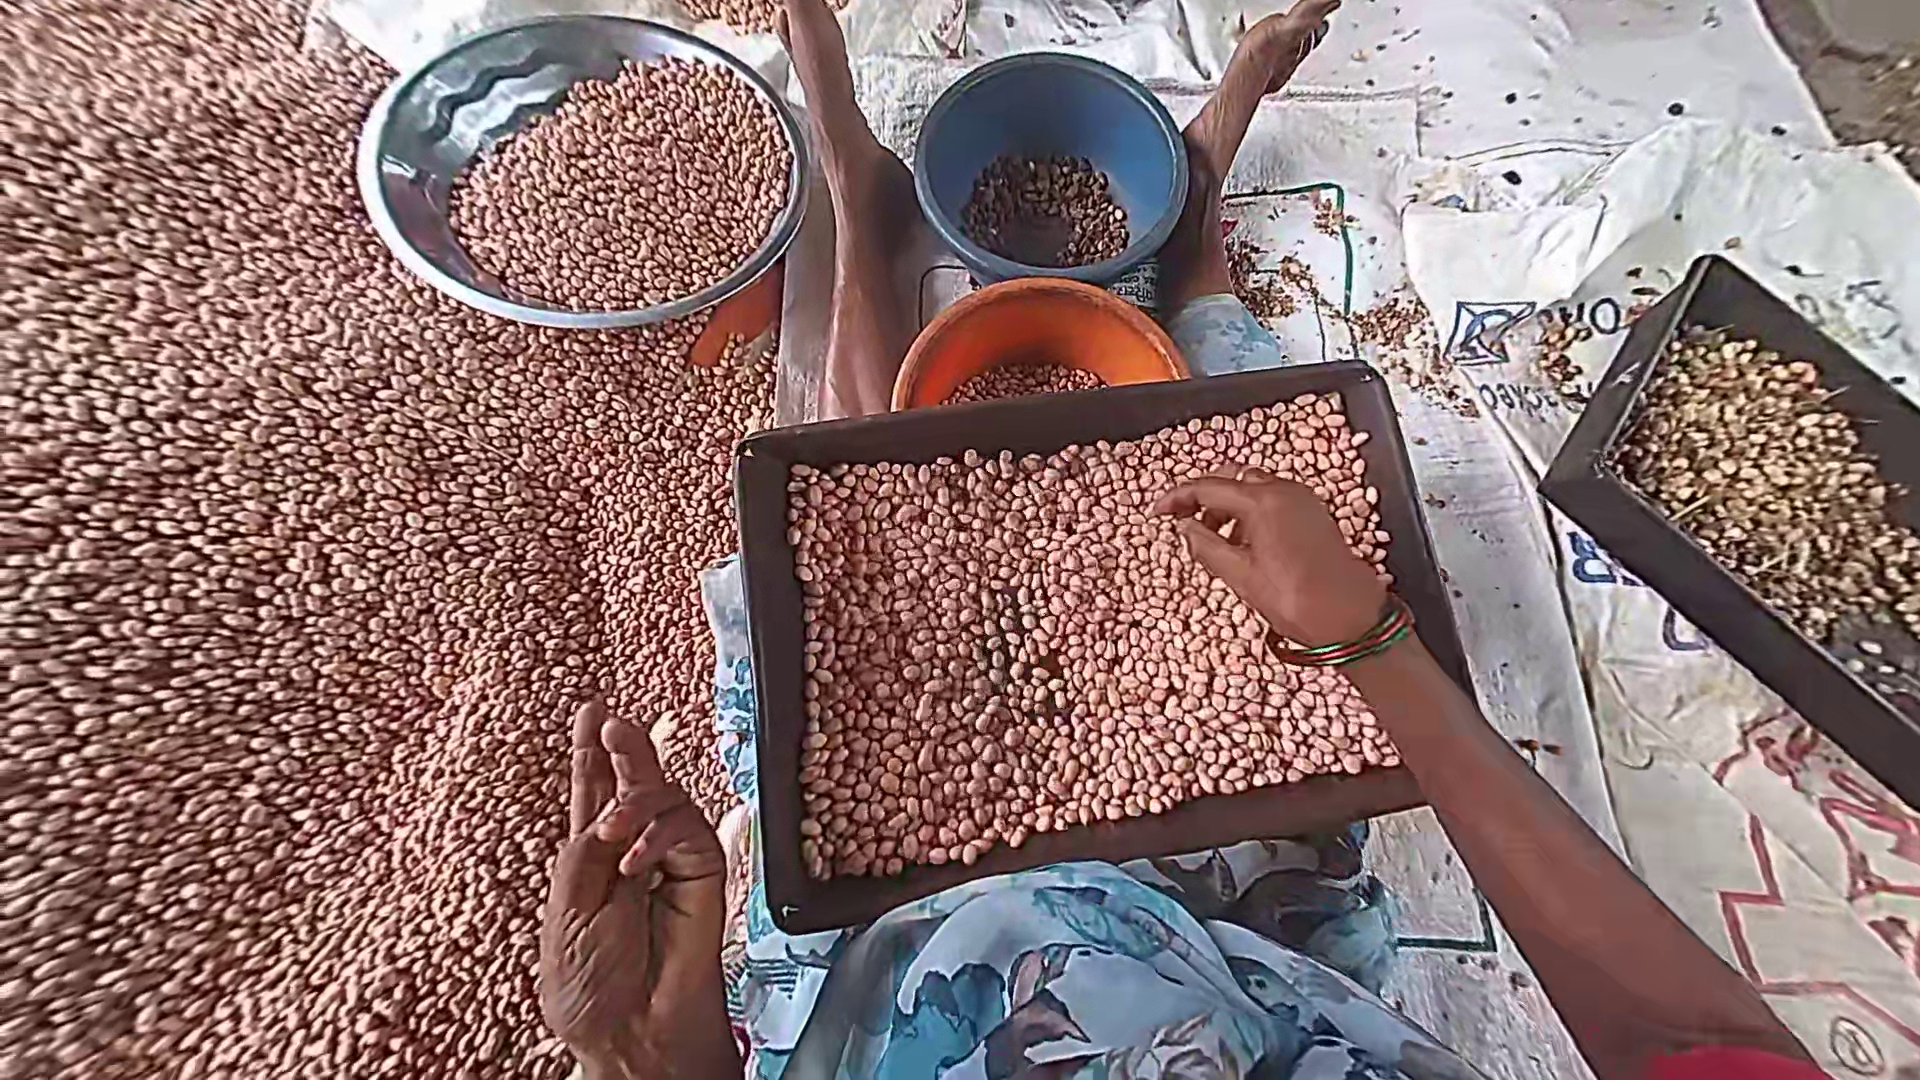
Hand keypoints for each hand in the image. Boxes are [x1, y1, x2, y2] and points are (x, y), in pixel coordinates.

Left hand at [540, 699, 734, 1077]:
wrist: (637, 1023)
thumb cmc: (592, 982)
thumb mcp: (566, 914)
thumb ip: (584, 853)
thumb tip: (611, 806)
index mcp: (595, 854)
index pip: (594, 793)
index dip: (593, 753)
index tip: (592, 712)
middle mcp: (634, 842)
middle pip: (632, 780)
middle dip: (623, 749)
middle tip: (612, 724)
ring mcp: (671, 847)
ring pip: (662, 793)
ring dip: (636, 800)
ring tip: (615, 832)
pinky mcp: (703, 857)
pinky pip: (685, 824)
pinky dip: (658, 835)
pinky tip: (637, 861)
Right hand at [1154, 468, 1386, 646]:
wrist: (1354, 620)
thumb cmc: (1298, 600)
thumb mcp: (1239, 575)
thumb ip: (1205, 546)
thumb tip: (1184, 529)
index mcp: (1263, 502)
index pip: (1207, 487)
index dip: (1177, 498)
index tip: (1158, 512)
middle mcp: (1284, 492)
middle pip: (1230, 479)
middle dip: (1201, 497)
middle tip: (1179, 519)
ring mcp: (1301, 501)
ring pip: (1250, 488)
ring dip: (1223, 506)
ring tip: (1206, 536)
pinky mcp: (1311, 515)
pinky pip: (1269, 500)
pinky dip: (1245, 512)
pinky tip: (1236, 540)